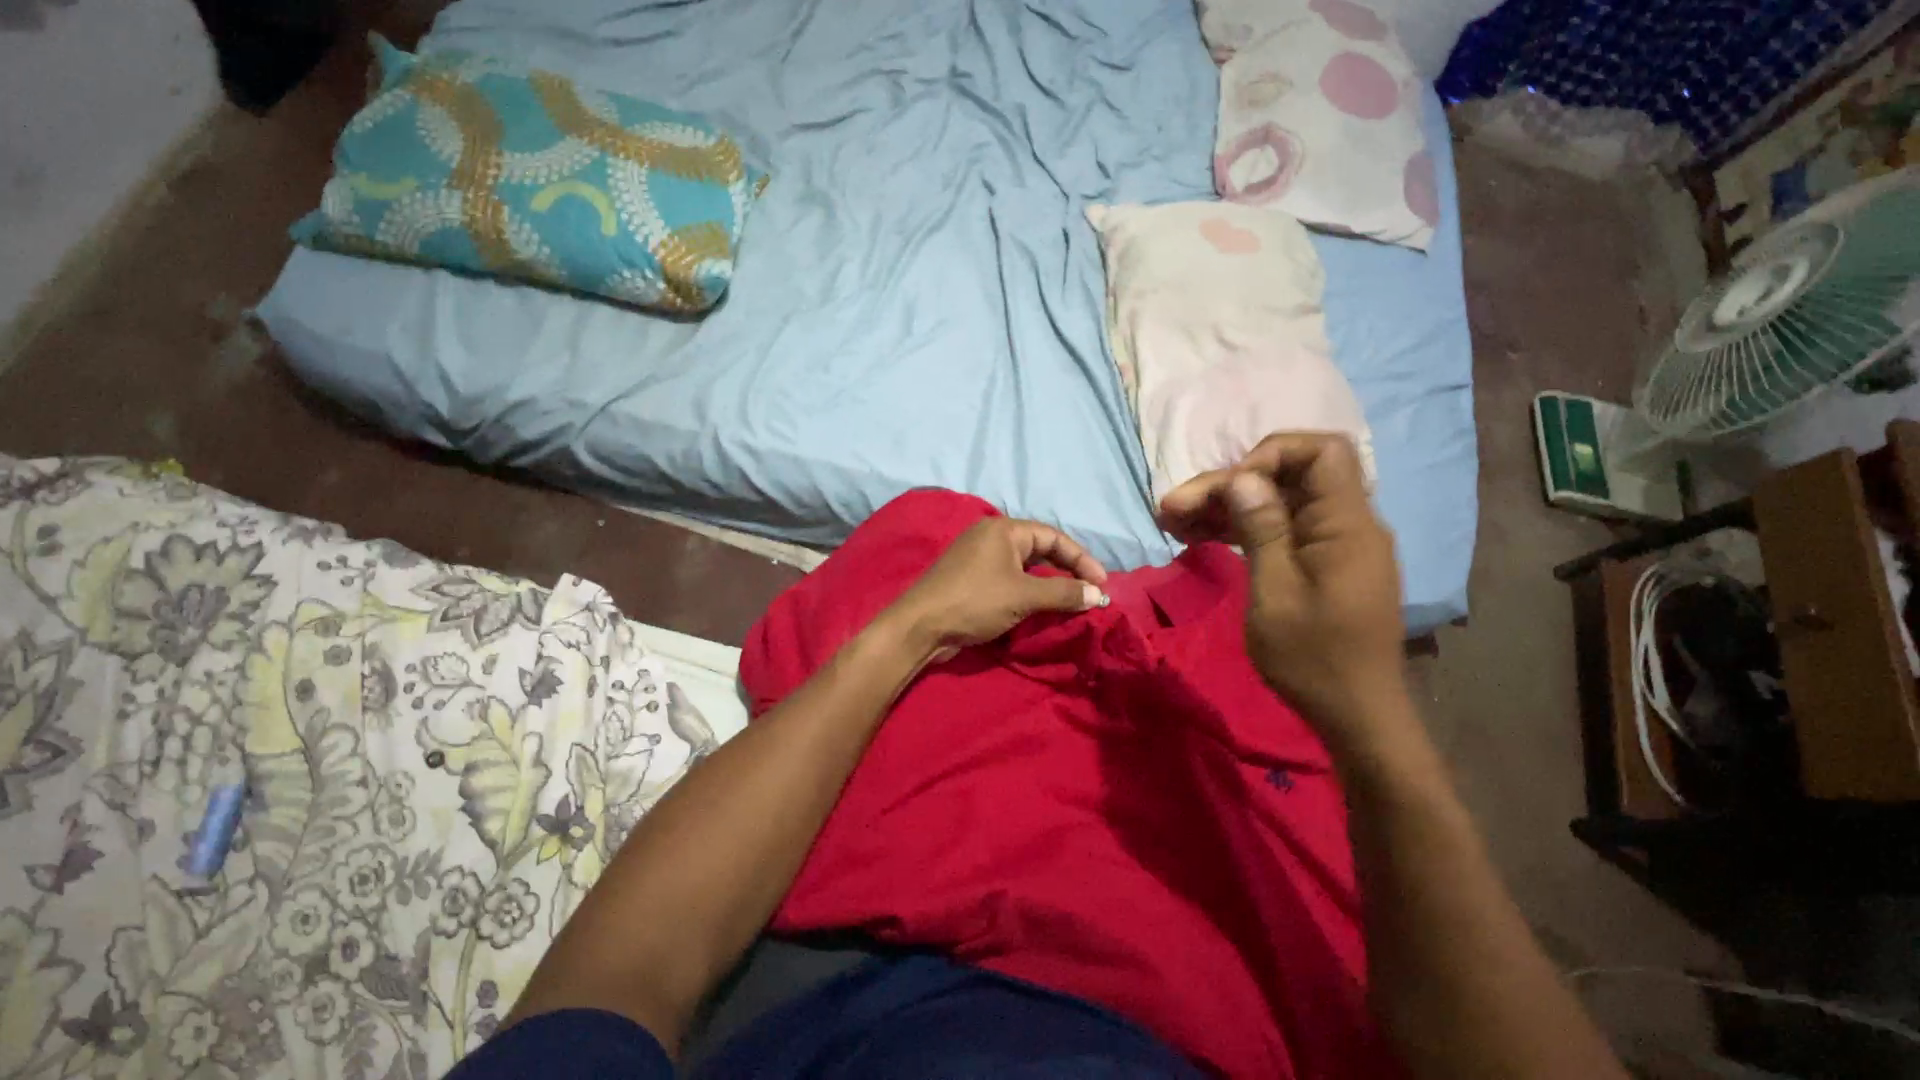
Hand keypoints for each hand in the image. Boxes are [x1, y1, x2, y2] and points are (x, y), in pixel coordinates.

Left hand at [885, 516, 1108, 662]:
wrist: (921, 627)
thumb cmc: (974, 602)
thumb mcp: (1024, 596)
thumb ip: (1064, 593)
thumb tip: (1098, 594)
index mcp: (1003, 530)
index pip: (1053, 537)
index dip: (1081, 559)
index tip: (1102, 583)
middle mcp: (991, 538)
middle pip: (1040, 549)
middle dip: (1067, 570)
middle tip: (1090, 592)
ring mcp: (979, 560)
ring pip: (1025, 568)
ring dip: (1049, 584)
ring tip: (1072, 602)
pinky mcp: (971, 582)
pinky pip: (1010, 581)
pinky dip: (1029, 592)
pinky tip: (1041, 609)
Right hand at [1158, 434, 1407, 748]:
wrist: (1355, 714)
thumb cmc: (1313, 658)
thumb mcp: (1274, 593)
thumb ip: (1262, 529)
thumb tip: (1243, 478)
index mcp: (1346, 525)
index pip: (1321, 451)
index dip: (1271, 454)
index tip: (1229, 487)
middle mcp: (1347, 524)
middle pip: (1289, 476)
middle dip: (1229, 484)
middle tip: (1172, 509)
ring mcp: (1335, 545)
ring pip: (1279, 502)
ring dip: (1228, 507)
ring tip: (1173, 522)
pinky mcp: (1322, 565)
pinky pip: (1283, 530)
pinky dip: (1243, 529)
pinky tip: (1199, 537)